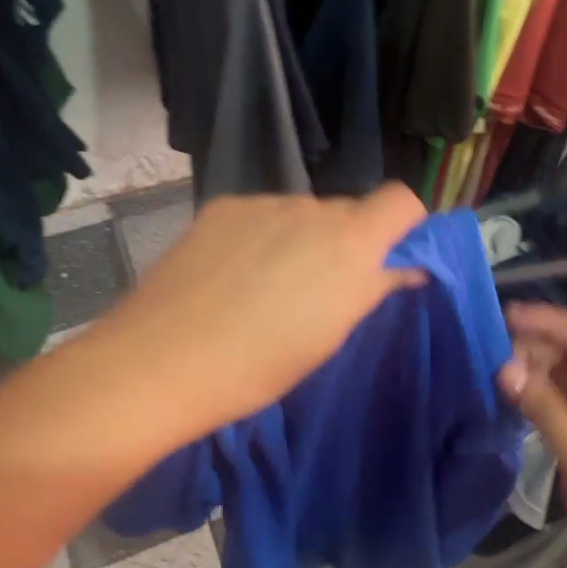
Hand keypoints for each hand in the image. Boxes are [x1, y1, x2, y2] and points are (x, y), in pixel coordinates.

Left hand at [90, 185, 427, 438]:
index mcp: (349, 244)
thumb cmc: (259, 367)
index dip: (405, 223)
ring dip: (300, 238)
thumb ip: (372, 289)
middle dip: (346, 241)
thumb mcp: (330, 336)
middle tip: (319, 290)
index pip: (401, 200)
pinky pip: (261, 214)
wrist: (160, 362)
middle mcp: (311, 210)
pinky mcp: (222, 207)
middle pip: (348, 211)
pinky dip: (260, 236)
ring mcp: (263, 204)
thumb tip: (406, 267)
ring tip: (264, 286)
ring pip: (301, 214)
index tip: (391, 257)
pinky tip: (230, 274)